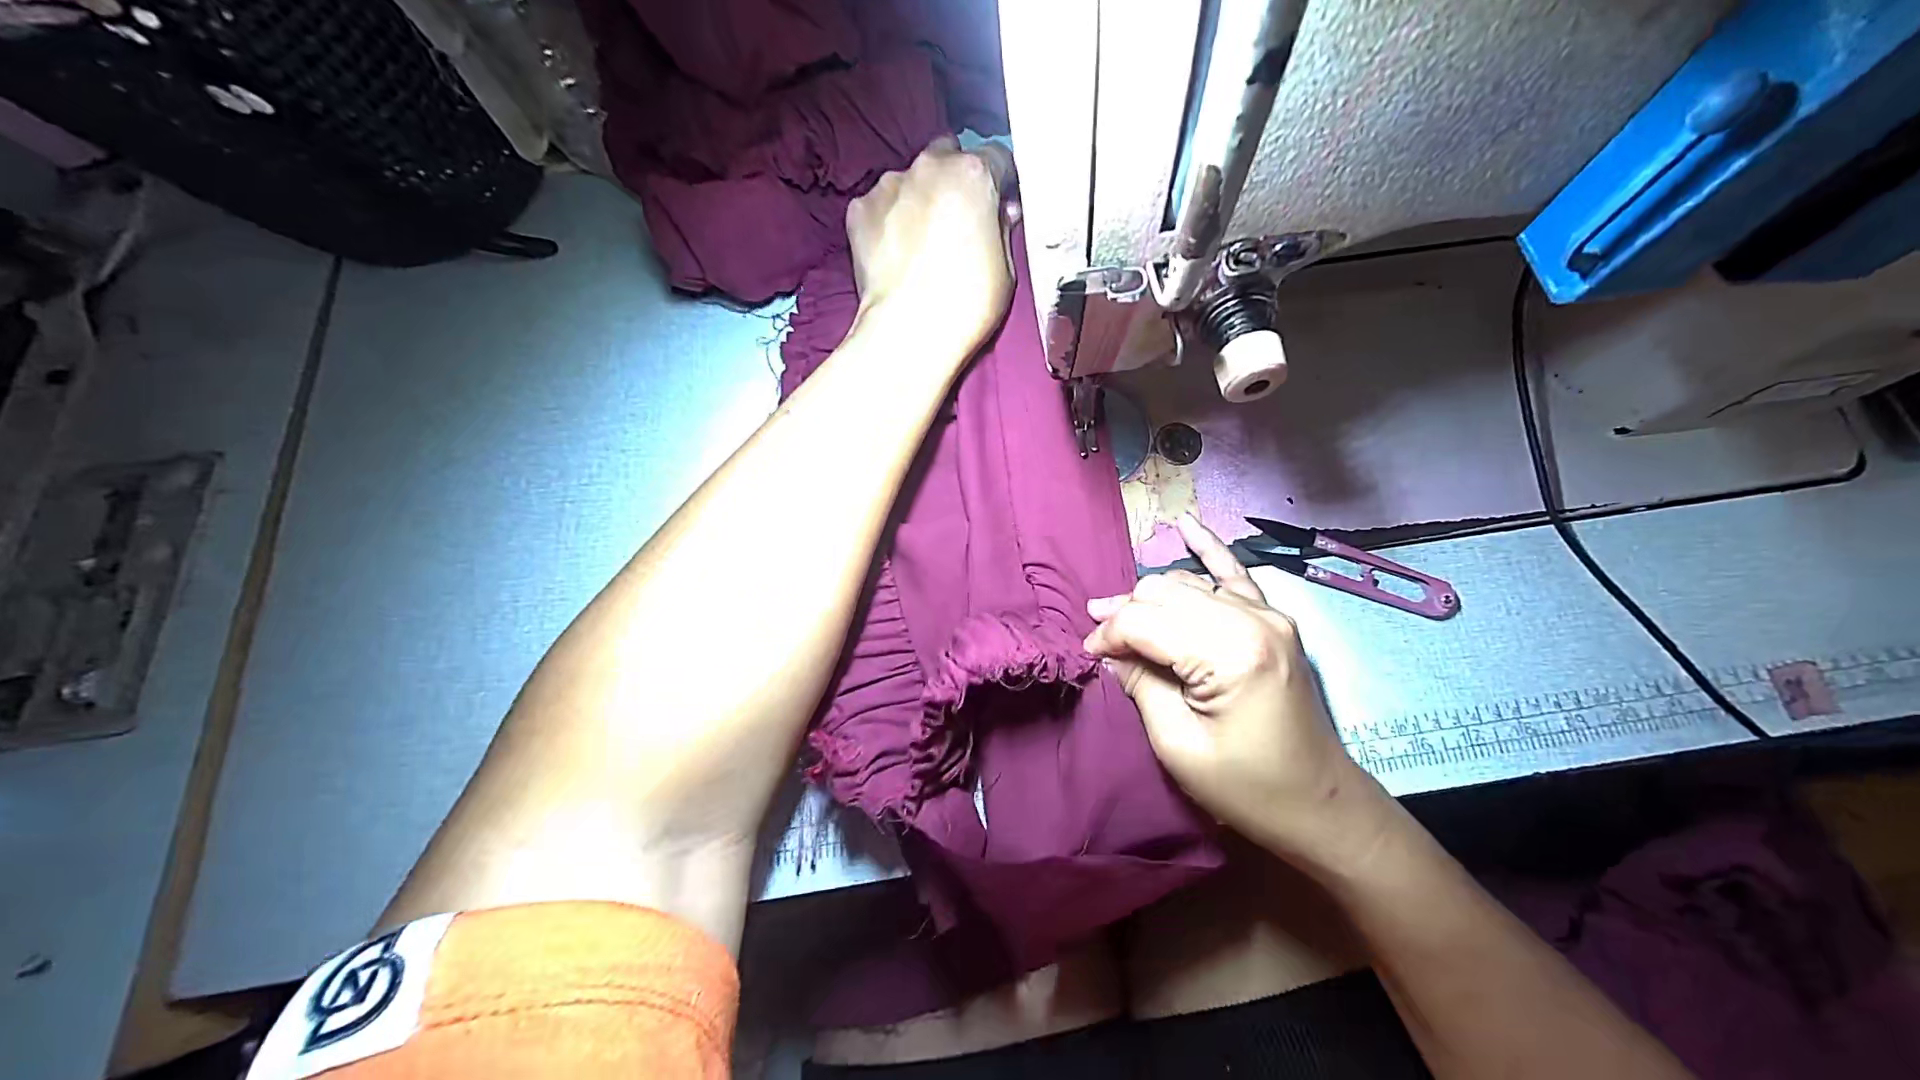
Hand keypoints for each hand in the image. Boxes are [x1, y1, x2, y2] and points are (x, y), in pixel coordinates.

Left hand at [845, 136, 1018, 352]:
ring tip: (922, 247)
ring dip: (918, 201)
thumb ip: (1002, 229)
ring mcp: (889, 186)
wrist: (909, 333)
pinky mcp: (859, 211)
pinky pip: (879, 206)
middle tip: (958, 224)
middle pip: (947, 157)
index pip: (995, 158)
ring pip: (910, 181)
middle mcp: (929, 167)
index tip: (998, 205)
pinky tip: (895, 254)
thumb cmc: (964, 305)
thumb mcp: (1006, 269)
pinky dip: (887, 222)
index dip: (1000, 183)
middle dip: (955, 183)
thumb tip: (1000, 214)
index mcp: (973, 173)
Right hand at [1084, 515, 1399, 874]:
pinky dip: (1208, 549)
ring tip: (1117, 614)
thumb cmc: (1246, 787)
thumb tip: (1109, 651)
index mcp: (1230, 652)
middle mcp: (1252, 619)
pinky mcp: (1274, 620)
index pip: (1144, 620)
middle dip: (1125, 615)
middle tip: (1103, 645)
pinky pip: (1234, 573)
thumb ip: (1141, 683)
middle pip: (1163, 593)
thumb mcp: (1178, 744)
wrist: (1319, 804)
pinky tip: (1186, 526)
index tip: (1089, 656)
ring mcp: (1268, 615)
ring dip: (1149, 596)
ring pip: (1187, 583)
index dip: (1108, 635)